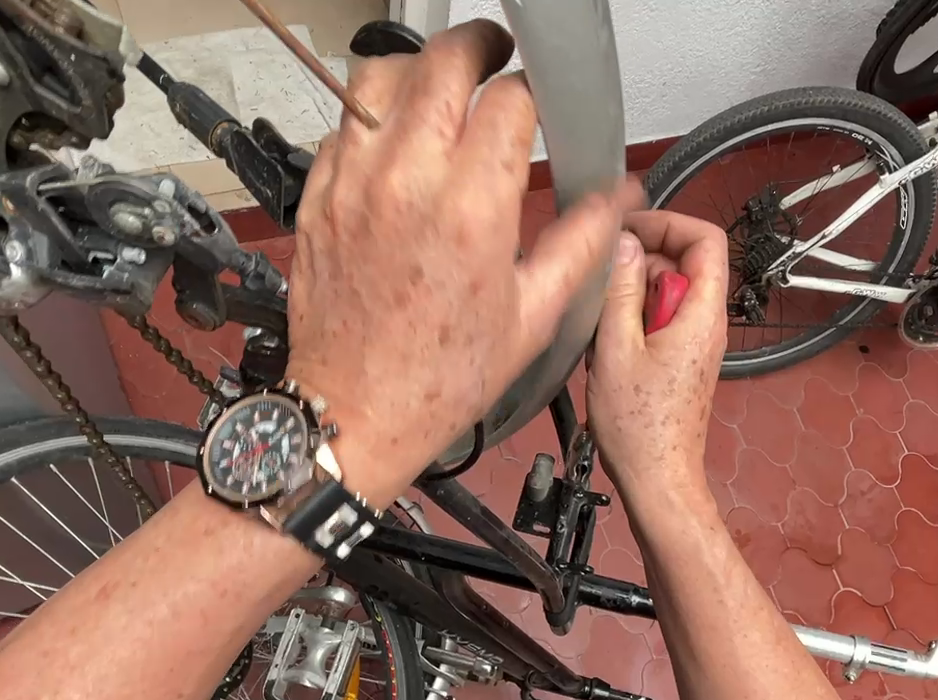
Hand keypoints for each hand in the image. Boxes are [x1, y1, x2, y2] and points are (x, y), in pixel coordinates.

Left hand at [284, 20, 636, 503]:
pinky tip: (396, 148)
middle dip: (479, 48)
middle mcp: (407, 181)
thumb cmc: (440, 380)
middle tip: (495, 57)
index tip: (535, 110)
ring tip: (441, 92)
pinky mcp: (318, 199)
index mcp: (471, 208)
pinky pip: (344, 127)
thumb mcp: (530, 319)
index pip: (510, 99)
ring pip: (381, 75)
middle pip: (444, 60)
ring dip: (419, 71)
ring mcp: (354, 185)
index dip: (532, 96)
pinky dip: (374, 119)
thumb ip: (579, 244)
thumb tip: (618, 199)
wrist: (359, 413)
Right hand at [585, 210, 729, 510]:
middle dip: (640, 263)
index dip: (668, 224)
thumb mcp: (616, 350)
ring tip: (598, 322)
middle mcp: (706, 323)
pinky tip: (607, 348)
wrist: (656, 478)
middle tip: (599, 282)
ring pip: (666, 295)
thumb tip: (624, 243)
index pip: (705, 239)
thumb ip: (620, 291)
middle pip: (682, 265)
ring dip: (631, 296)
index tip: (627, 232)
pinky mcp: (681, 363)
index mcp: (701, 314)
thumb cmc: (636, 422)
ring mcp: (695, 344)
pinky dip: (633, 323)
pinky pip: (661, 323)